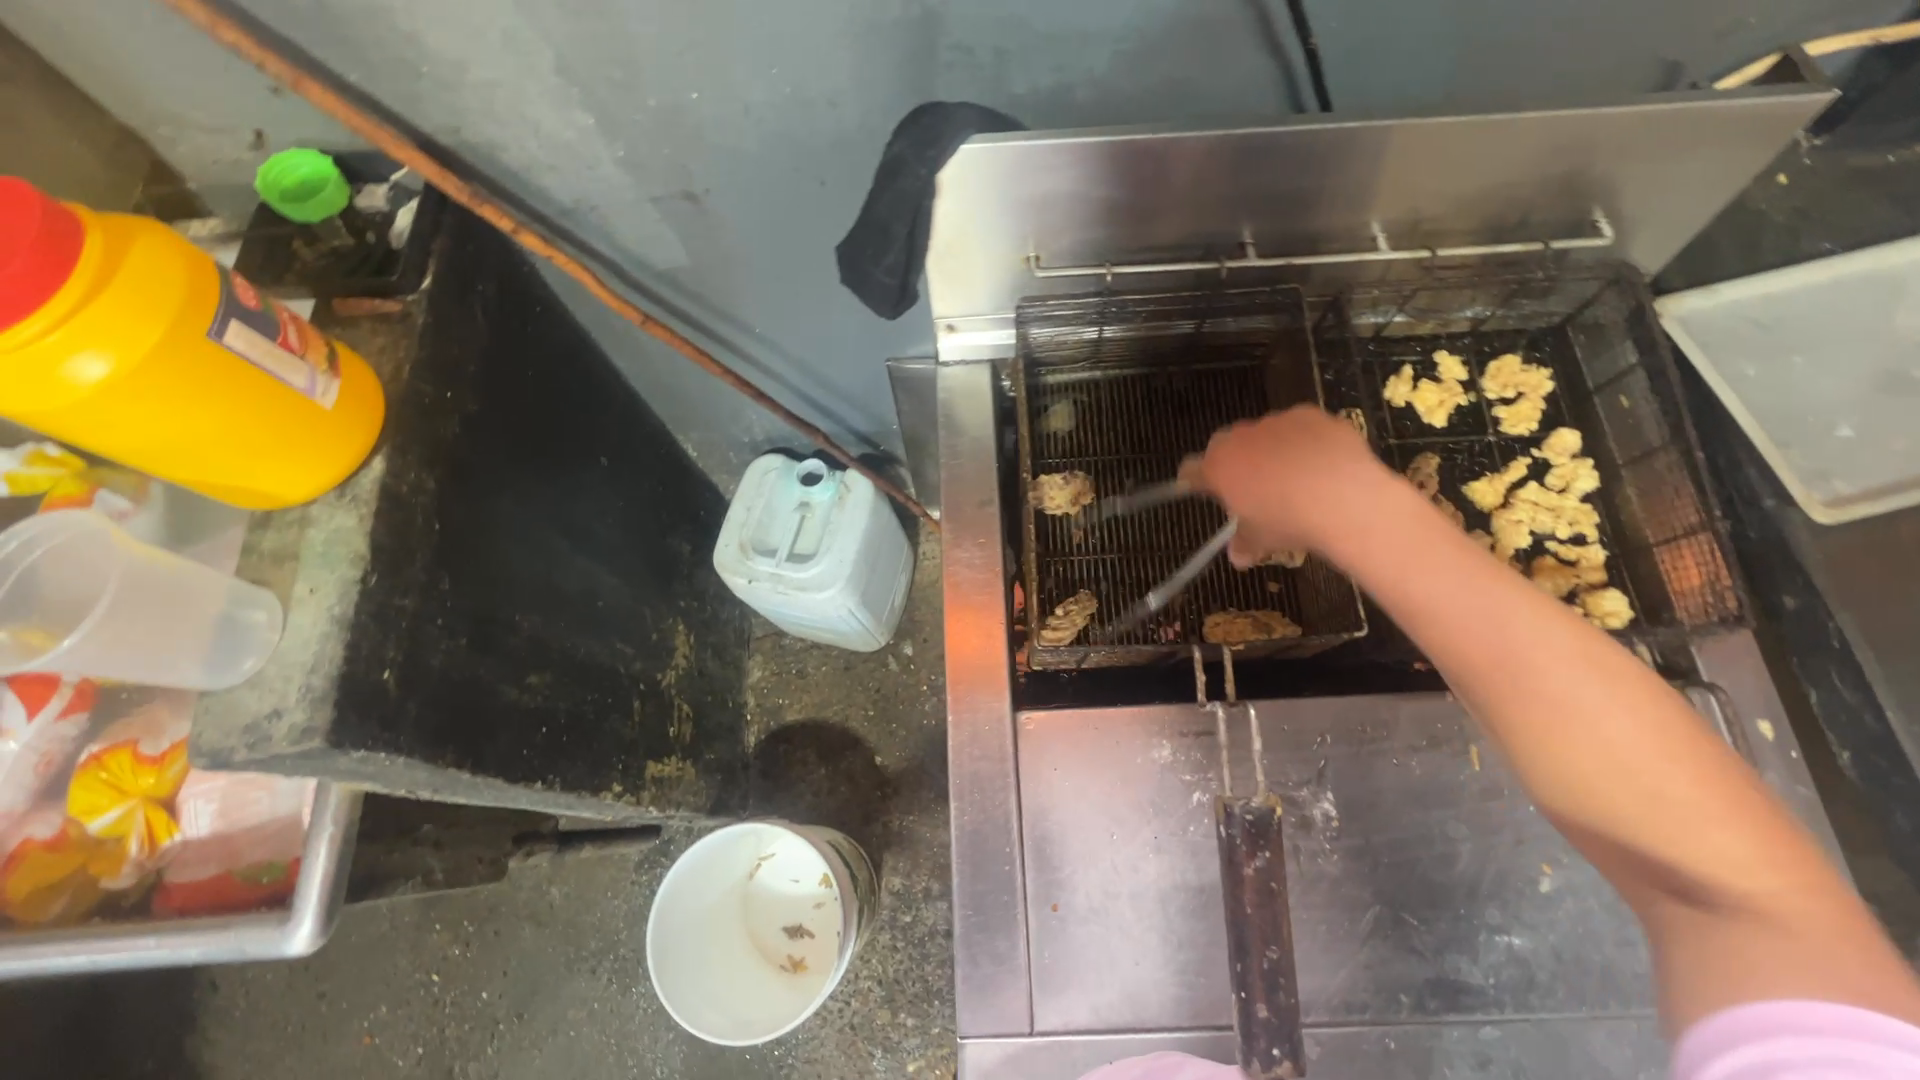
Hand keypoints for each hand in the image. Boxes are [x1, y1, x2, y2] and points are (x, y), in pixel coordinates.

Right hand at [1181, 406, 1389, 566]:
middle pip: (1227, 445)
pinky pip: (1300, 427)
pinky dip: (1304, 441)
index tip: (1202, 489)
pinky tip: (1322, 463)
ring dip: (1271, 449)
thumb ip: (1244, 543)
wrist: (1345, 498)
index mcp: (1219, 467)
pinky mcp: (1311, 415)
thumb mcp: (1262, 540)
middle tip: (1253, 487)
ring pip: (1265, 433)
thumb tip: (1238, 557)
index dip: (1195, 480)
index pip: (1191, 470)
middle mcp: (1241, 438)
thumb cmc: (1289, 521)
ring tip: (1296, 476)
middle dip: (1235, 462)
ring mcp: (1277, 422)